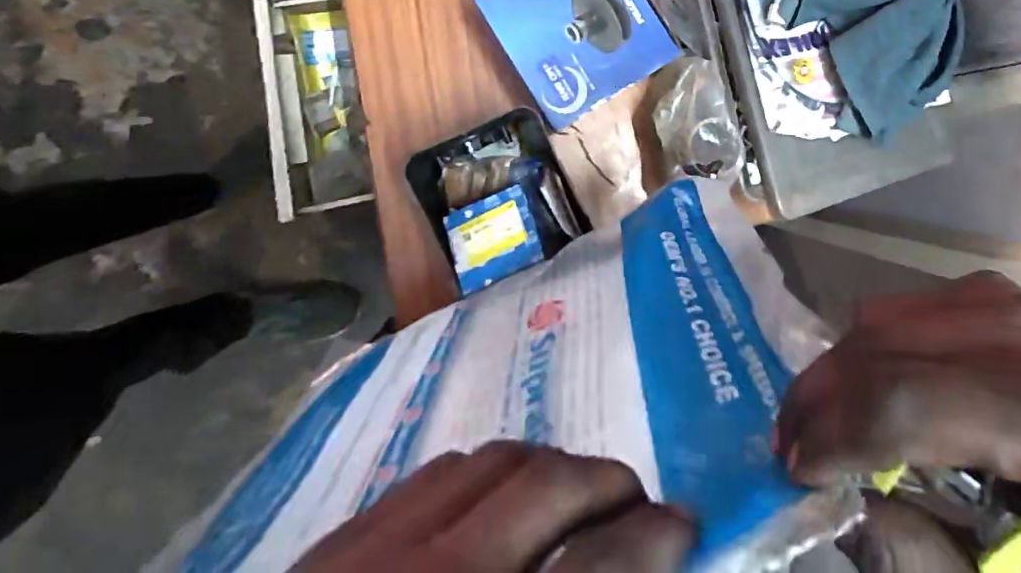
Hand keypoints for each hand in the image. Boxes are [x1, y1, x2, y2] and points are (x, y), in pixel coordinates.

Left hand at [289, 441, 693, 572]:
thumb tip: (635, 564)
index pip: (591, 567)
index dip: (651, 538)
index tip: (684, 522)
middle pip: (548, 486)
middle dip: (610, 484)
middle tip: (635, 505)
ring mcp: (375, 553)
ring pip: (495, 459)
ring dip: (549, 468)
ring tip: (570, 499)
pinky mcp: (336, 542)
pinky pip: (438, 471)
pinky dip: (487, 475)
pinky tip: (497, 504)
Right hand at [776, 273, 1020, 572]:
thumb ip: (923, 556)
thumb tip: (838, 496)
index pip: (905, 405)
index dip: (833, 435)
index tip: (790, 471)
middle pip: (887, 347)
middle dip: (824, 397)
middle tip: (793, 448)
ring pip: (893, 316)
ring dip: (848, 369)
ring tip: (831, 424)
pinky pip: (921, 309)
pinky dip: (884, 347)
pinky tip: (883, 392)